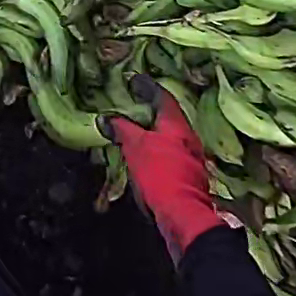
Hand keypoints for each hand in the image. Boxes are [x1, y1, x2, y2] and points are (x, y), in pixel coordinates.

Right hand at [106, 76, 227, 260]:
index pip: (162, 97)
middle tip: (131, 102)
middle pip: (168, 116)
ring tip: (133, 126)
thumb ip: (121, 128)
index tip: (133, 80)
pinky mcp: (186, 175)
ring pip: (169, 135)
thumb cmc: (160, 173)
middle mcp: (188, 137)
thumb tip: (105, 118)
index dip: (147, 87)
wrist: (183, 215)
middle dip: (150, 109)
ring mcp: (190, 157)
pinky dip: (154, 146)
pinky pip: (168, 151)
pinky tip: (142, 152)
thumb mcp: (134, 146)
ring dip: (152, 129)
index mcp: (177, 125)